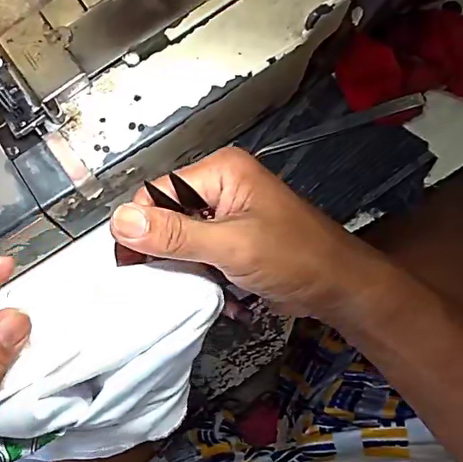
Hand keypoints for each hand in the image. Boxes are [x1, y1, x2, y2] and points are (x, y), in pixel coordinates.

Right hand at [110, 147, 379, 317]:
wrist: (341, 290)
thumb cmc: (300, 259)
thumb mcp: (231, 246)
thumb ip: (174, 234)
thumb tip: (122, 220)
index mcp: (221, 171)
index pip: (156, 192)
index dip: (140, 226)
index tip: (132, 259)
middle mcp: (219, 186)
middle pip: (163, 216)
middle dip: (164, 250)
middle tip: (171, 275)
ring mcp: (223, 214)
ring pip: (176, 239)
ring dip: (182, 266)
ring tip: (199, 281)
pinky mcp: (227, 239)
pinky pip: (193, 253)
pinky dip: (196, 273)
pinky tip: (212, 286)